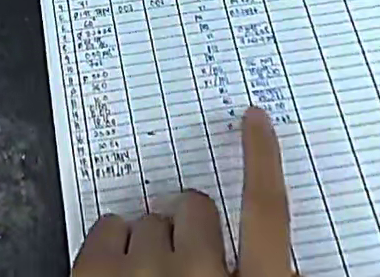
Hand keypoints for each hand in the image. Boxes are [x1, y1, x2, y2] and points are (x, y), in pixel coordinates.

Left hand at [70, 106, 291, 276]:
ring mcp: (144, 276)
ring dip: (151, 246)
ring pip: (150, 218)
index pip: (267, 217)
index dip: (262, 161)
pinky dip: (112, 246)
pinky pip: (109, 226)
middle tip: (184, 270)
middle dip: (189, 231)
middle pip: (197, 209)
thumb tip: (270, 258)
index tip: (254, 118)